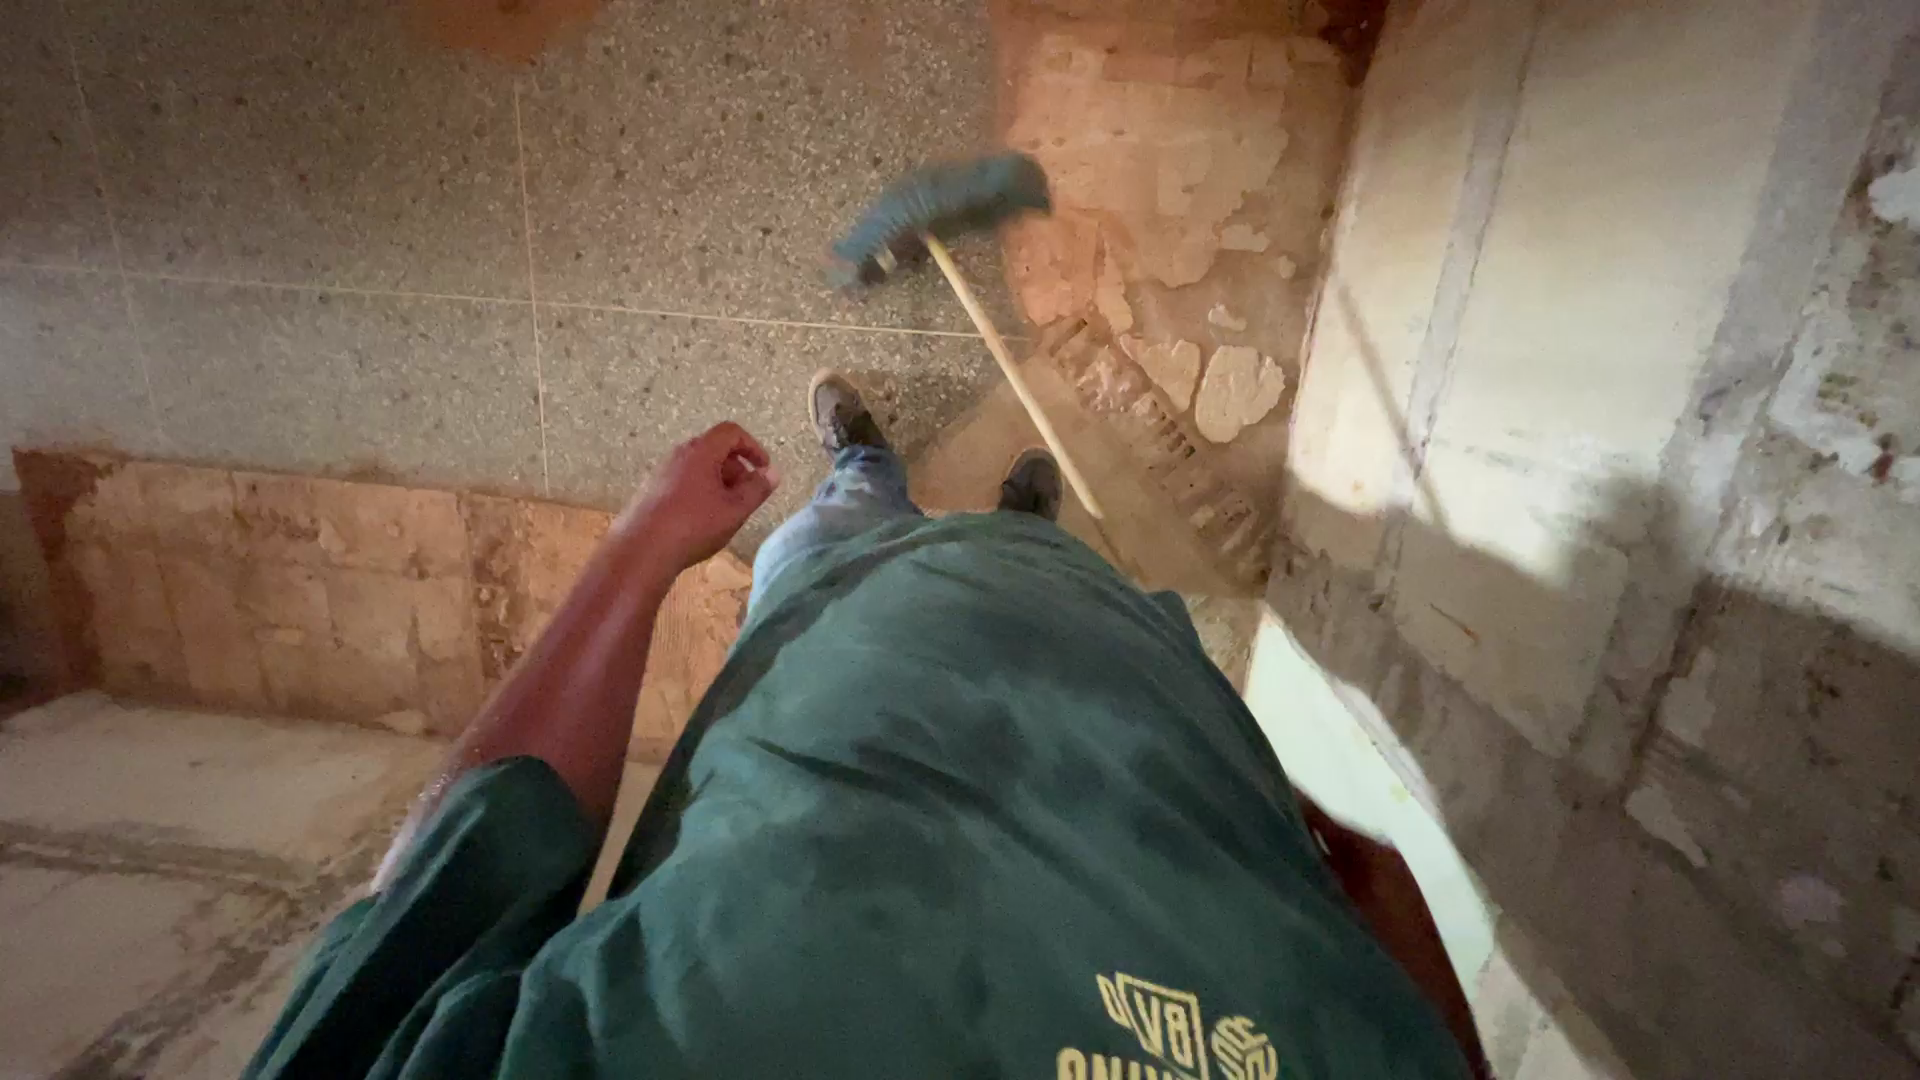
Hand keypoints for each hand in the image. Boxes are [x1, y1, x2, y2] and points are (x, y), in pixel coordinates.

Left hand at [620, 422, 779, 571]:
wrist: (640, 550)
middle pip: (715, 449)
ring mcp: (662, 472)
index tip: (763, 470)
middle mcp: (679, 455)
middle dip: (738, 469)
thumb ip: (757, 489)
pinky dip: (702, 491)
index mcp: (701, 452)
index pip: (731, 433)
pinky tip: (702, 521)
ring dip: (720, 483)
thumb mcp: (735, 509)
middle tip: (747, 496)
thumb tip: (772, 473)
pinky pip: (684, 481)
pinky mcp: (651, 490)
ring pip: (700, 467)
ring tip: (727, 512)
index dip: (753, 447)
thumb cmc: (694, 526)